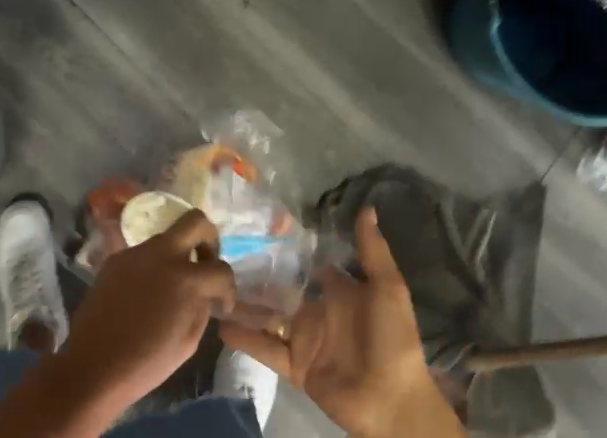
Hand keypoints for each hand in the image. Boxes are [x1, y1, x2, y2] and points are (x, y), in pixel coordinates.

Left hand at [51, 209, 236, 418]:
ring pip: (168, 236)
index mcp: (185, 278)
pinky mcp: (116, 258)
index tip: (223, 304)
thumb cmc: (145, 363)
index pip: (221, 268)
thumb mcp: (188, 342)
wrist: (93, 364)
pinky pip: (144, 253)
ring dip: (179, 252)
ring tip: (174, 283)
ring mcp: (136, 252)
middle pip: (196, 220)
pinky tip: (147, 291)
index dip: (229, 288)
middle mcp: (162, 254)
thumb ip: (201, 307)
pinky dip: (154, 265)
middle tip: (206, 263)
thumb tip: (204, 293)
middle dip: (209, 238)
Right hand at [222, 209, 464, 437]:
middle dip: (260, 273)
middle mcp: (319, 311)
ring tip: (214, 285)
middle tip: (226, 251)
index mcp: (341, 292)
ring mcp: (305, 339)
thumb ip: (372, 250)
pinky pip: (266, 348)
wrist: (390, 400)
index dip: (292, 247)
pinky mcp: (295, 365)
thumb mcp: (388, 288)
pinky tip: (221, 325)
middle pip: (284, 288)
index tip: (263, 226)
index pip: (312, 264)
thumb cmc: (392, 339)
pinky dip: (245, 339)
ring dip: (247, 304)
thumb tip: (367, 207)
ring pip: (269, 316)